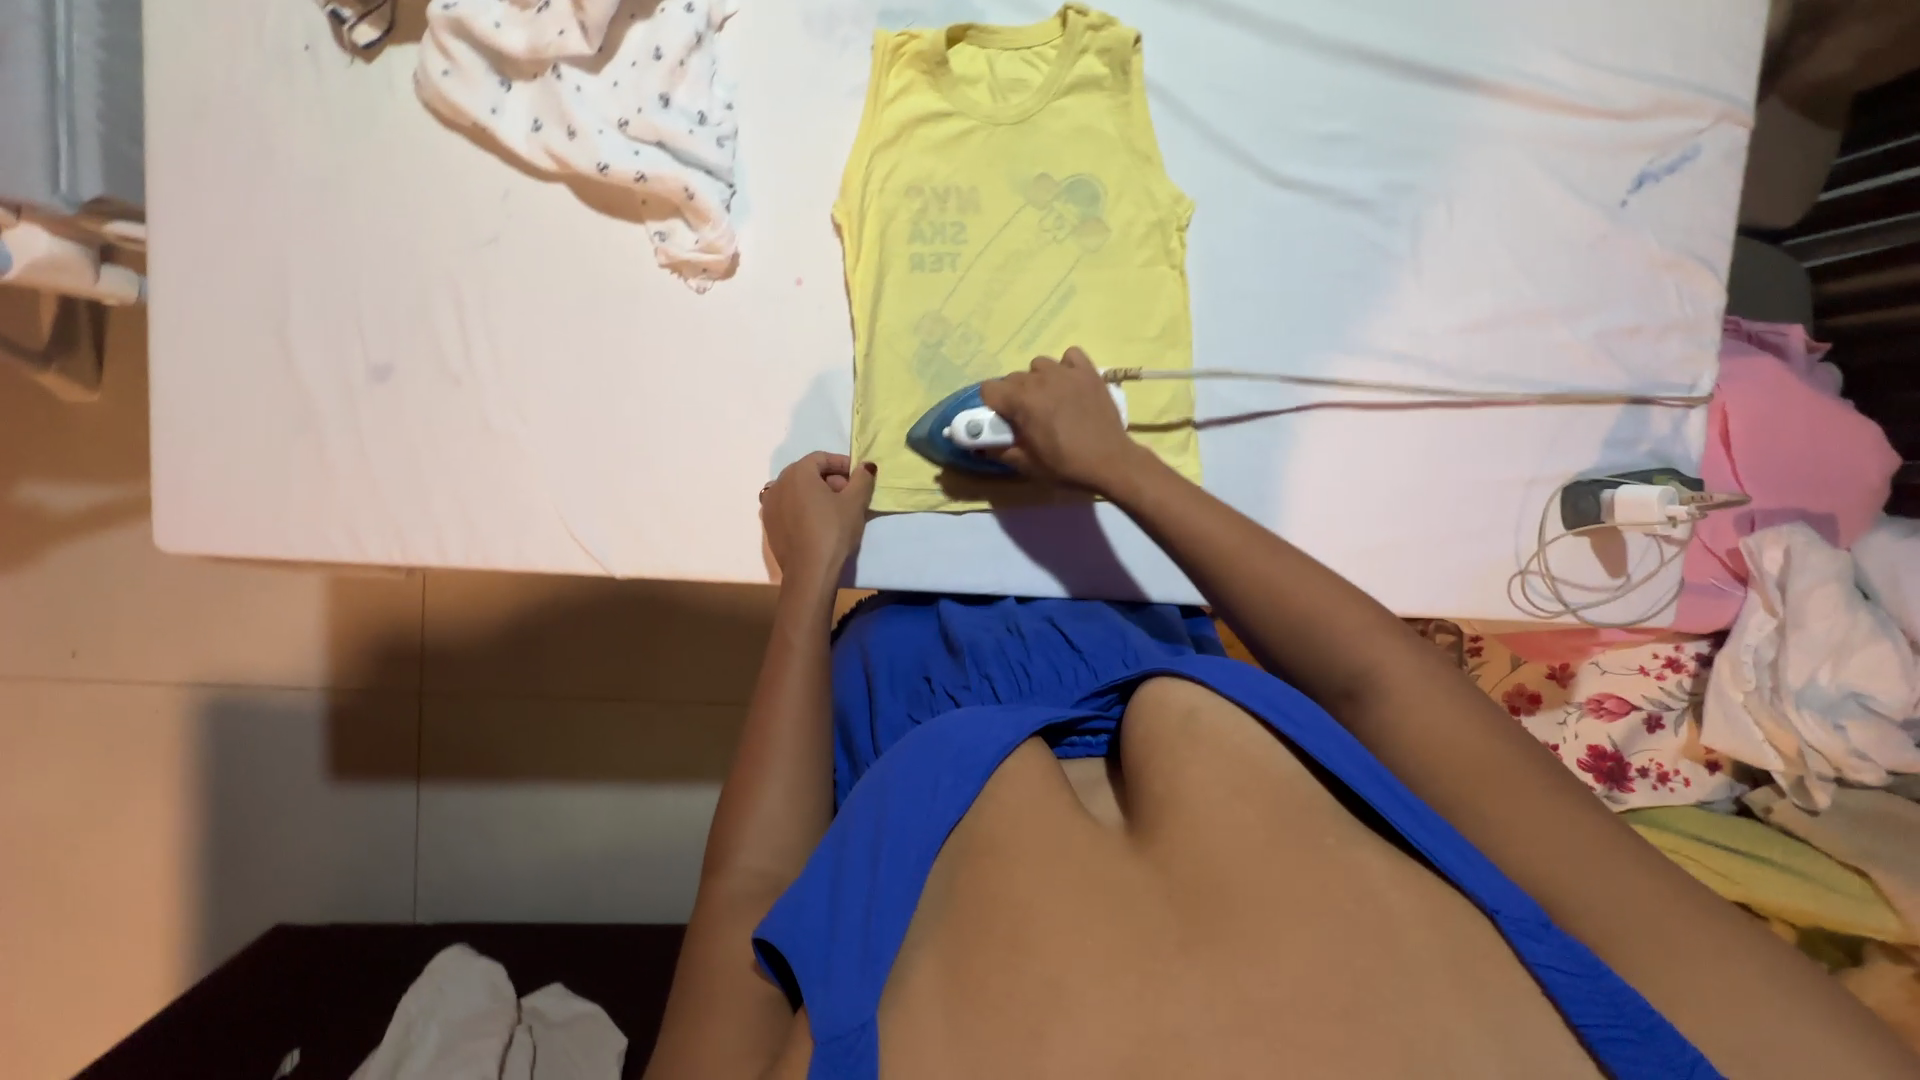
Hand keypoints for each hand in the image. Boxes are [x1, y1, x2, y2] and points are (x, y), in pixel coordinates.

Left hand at [759, 452, 876, 583]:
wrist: (809, 571)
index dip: (842, 464)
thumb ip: (862, 478)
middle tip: (849, 494)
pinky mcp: (768, 524)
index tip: (858, 476)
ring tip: (834, 510)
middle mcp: (778, 483)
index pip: (821, 458)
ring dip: (815, 493)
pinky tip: (817, 523)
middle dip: (830, 479)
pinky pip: (788, 507)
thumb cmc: (833, 531)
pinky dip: (802, 507)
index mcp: (797, 472)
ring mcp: (769, 505)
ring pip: (796, 490)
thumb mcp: (855, 502)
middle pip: (807, 473)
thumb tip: (866, 466)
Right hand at [978, 347, 1141, 490]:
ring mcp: (1066, 372)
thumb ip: (996, 449)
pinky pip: (1069, 357)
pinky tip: (1070, 386)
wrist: (1111, 462)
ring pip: (1039, 366)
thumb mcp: (1026, 464)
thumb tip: (977, 444)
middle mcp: (1041, 379)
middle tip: (1028, 420)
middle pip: (1012, 378)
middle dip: (1014, 397)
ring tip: (1051, 402)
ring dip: (1038, 381)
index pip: (988, 389)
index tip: (1004, 421)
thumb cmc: (1066, 466)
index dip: (992, 406)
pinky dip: (1066, 368)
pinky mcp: (1088, 371)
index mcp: (1022, 400)